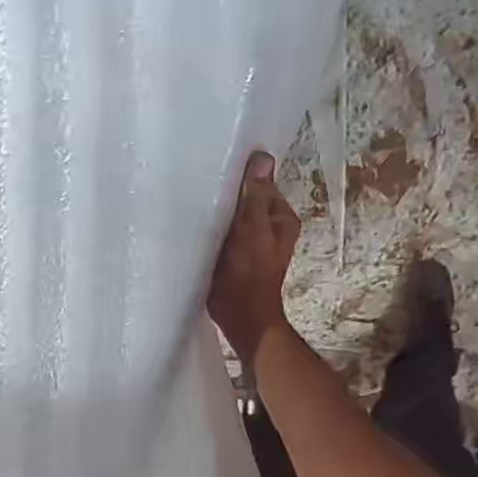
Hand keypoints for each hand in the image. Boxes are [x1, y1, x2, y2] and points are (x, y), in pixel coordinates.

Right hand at [208, 150, 300, 364]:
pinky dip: (213, 229)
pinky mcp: (234, 255)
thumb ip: (256, 196)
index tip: (217, 173)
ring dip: (218, 213)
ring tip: (195, 205)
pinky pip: (224, 233)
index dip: (241, 179)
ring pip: (234, 217)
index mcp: (282, 219)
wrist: (240, 318)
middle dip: (227, 196)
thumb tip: (262, 158)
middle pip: (246, 200)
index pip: (261, 185)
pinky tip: (196, 226)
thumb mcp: (252, 230)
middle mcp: (270, 228)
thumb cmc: (249, 274)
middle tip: (201, 189)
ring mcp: (252, 242)